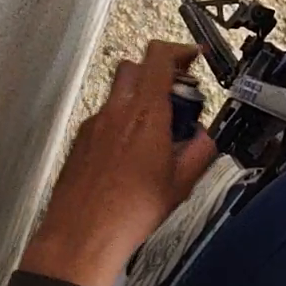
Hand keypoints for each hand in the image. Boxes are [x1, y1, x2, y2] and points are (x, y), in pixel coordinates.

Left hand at [19, 40, 217, 285]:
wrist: (82, 235)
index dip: (180, 50)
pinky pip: (105, 118)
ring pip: (120, 93)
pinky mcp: (81, 140)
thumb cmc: (128, 213)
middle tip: (177, 95)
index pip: (159, 58)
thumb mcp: (180, 184)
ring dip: (140, 100)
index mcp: (146, 115)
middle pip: (137, 67)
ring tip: (157, 132)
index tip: (192, 56)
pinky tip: (131, 154)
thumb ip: (199, 153)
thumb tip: (205, 139)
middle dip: (159, 72)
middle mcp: (117, 111)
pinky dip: (122, 123)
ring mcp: (95, 124)